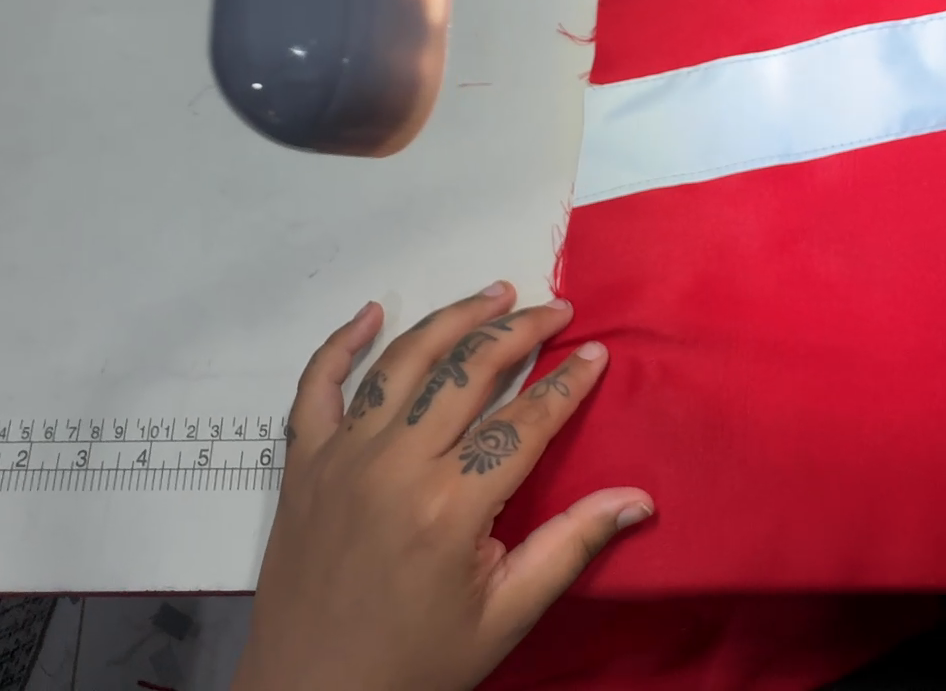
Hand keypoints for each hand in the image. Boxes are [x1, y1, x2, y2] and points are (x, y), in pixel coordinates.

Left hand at [234, 283, 653, 690]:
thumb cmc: (418, 661)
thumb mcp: (507, 615)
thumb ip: (573, 545)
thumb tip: (641, 499)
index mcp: (451, 507)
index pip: (525, 422)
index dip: (568, 383)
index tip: (596, 351)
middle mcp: (395, 465)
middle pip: (468, 372)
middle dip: (520, 331)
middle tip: (556, 307)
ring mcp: (342, 457)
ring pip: (404, 361)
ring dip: (454, 318)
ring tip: (496, 292)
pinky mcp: (304, 462)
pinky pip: (316, 386)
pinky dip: (340, 343)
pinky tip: (370, 312)